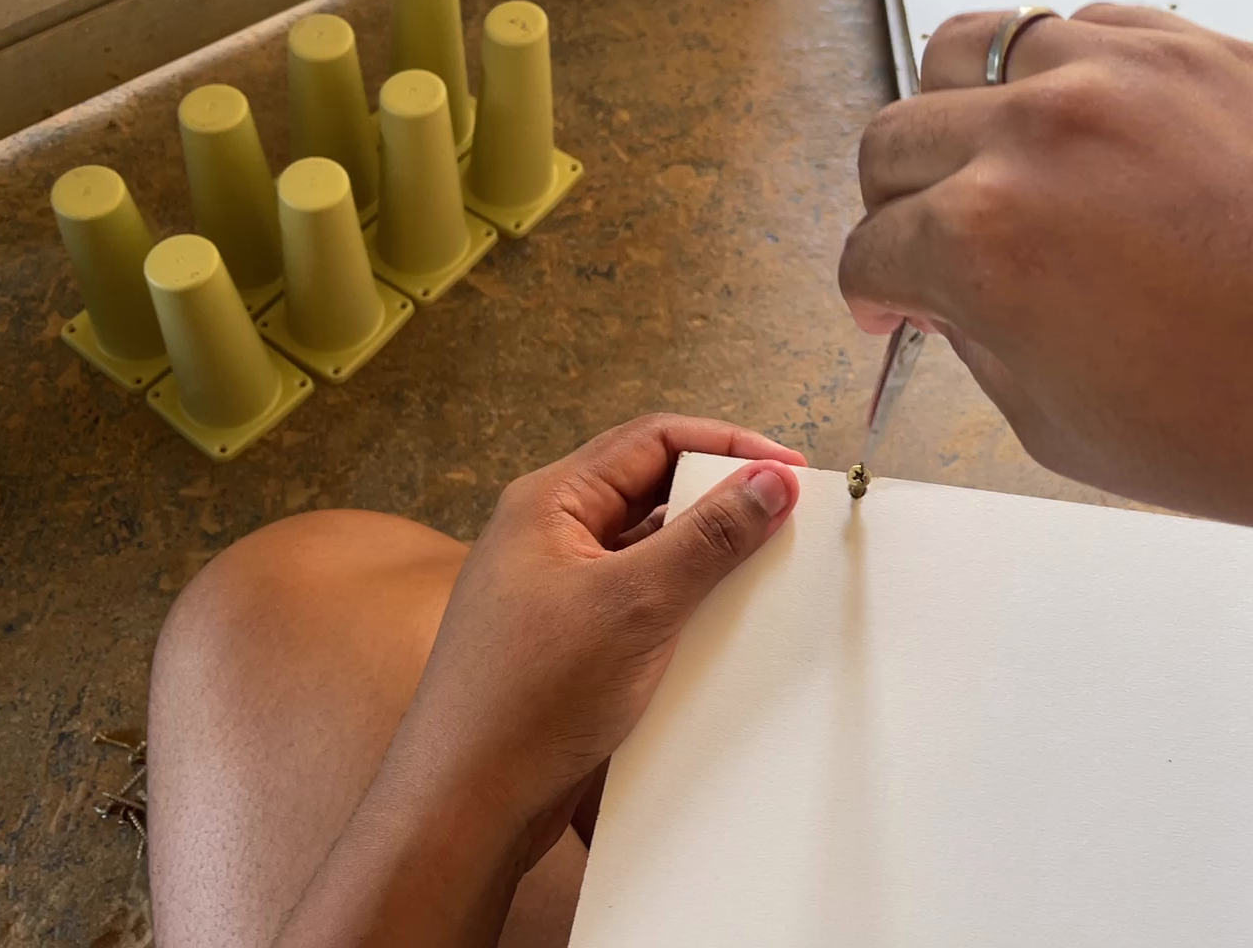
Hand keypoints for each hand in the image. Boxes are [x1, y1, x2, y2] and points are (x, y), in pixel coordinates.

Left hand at [274, 415, 803, 946]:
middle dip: (721, 490)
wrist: (464, 812)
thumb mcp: (636, 603)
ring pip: (652, 536)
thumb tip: (776, 478)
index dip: (727, 443)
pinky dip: (688, 585)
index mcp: (552, 501)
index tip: (788, 467)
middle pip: (653, 483)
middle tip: (784, 508)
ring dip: (708, 540)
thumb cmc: (535, 696)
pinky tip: (725, 605)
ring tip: (766, 553)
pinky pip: (645, 584)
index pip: (653, 439)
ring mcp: (564, 581)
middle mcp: (556, 530)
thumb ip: (711, 535)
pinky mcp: (577, 627)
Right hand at [841, 4, 1252, 560]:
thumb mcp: (1052, 425)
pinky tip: (1078, 141)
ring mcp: (1119, 73)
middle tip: (923, 248)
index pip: (869, 253)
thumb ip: (971, 340)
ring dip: (952, 122)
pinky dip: (1045, 84)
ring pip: (963, 53)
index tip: (885, 308)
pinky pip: (1071, 32)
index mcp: (984, 246)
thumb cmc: (1237, 436)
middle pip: (888, 142)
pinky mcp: (1197, 47)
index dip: (867, 293)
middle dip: (887, 208)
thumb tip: (935, 291)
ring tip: (993, 174)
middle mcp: (1034, 138)